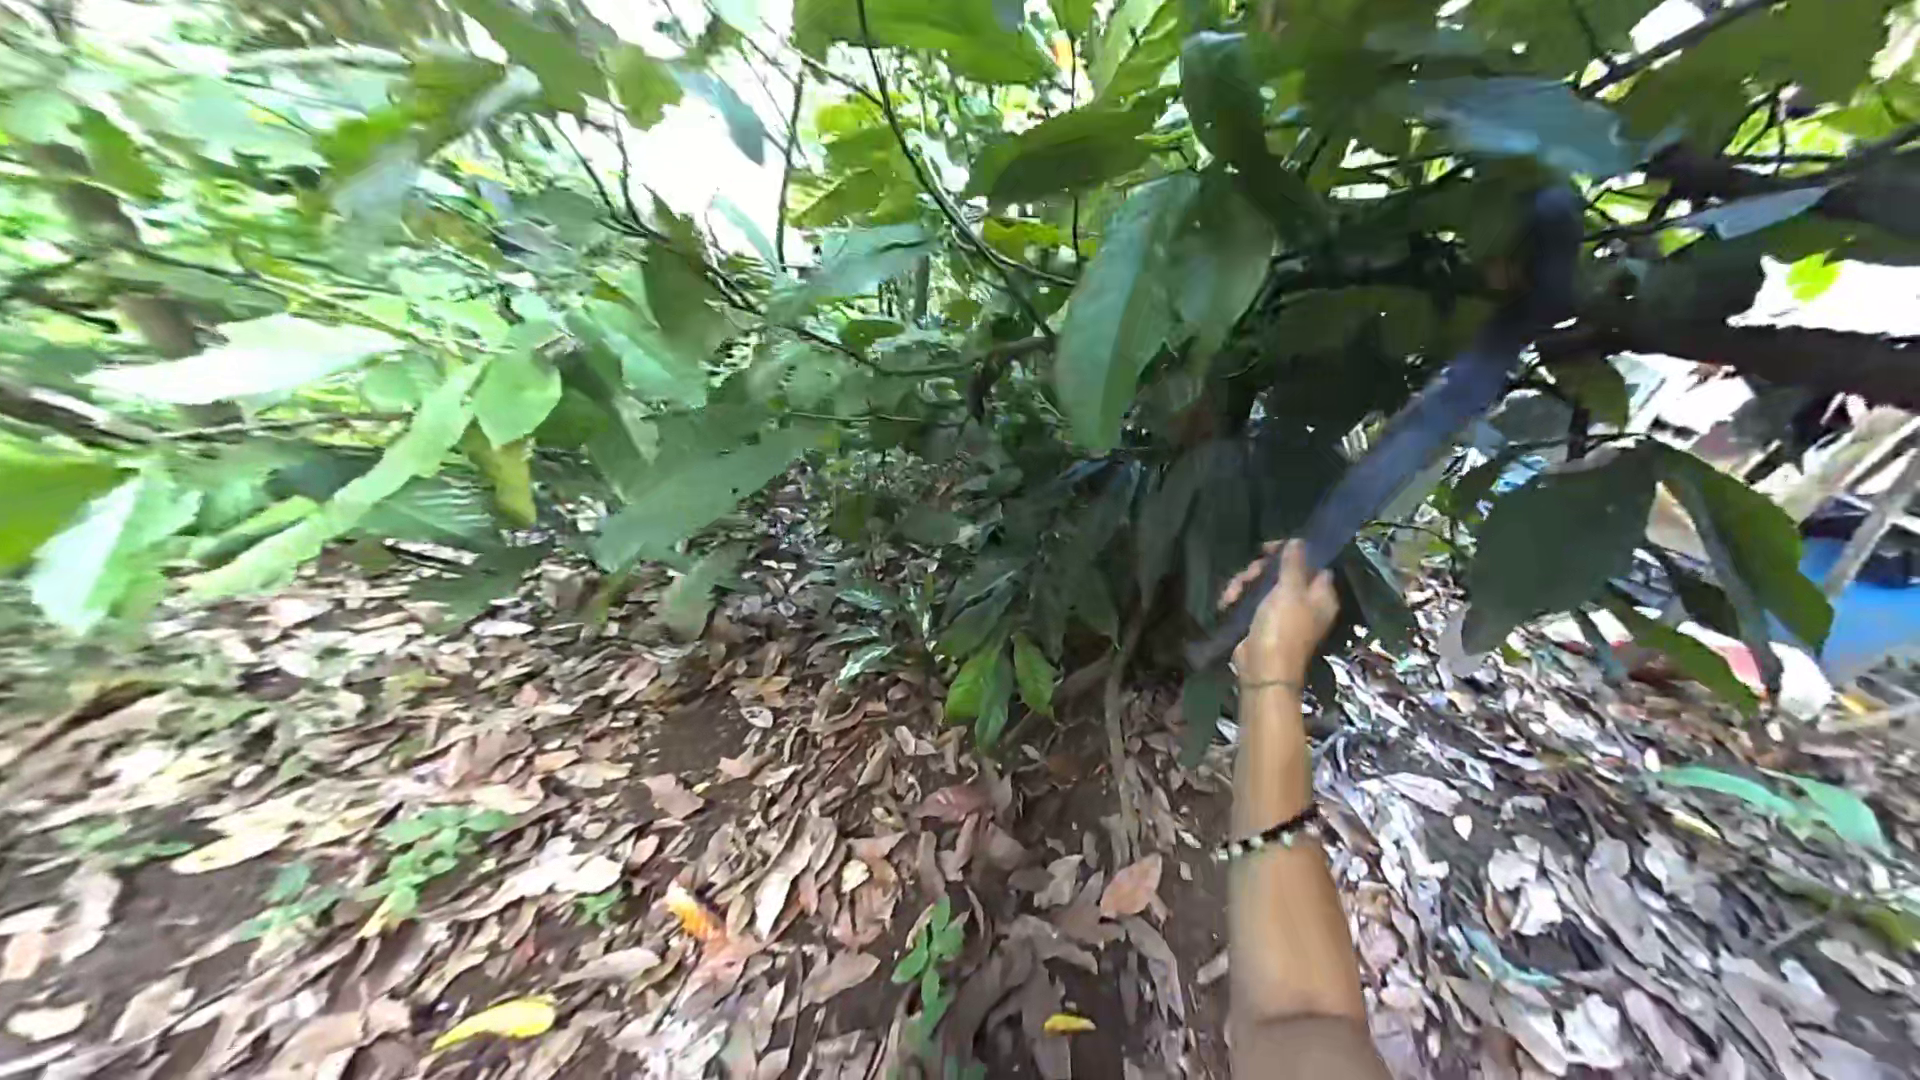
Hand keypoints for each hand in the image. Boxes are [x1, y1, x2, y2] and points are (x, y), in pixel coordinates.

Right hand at [1217, 540, 1338, 685]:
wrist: (1263, 667)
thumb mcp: (1290, 591)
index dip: (1291, 553)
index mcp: (1321, 595)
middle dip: (1260, 571)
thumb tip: (1298, 541)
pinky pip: (1251, 600)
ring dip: (1244, 584)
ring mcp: (1282, 613)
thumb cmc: (1282, 628)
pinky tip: (1226, 603)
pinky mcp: (1262, 622)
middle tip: (1248, 575)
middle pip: (1282, 573)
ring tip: (1232, 594)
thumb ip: (1294, 564)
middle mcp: (1305, 602)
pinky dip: (1239, 599)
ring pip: (1262, 585)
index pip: (1313, 564)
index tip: (1268, 549)